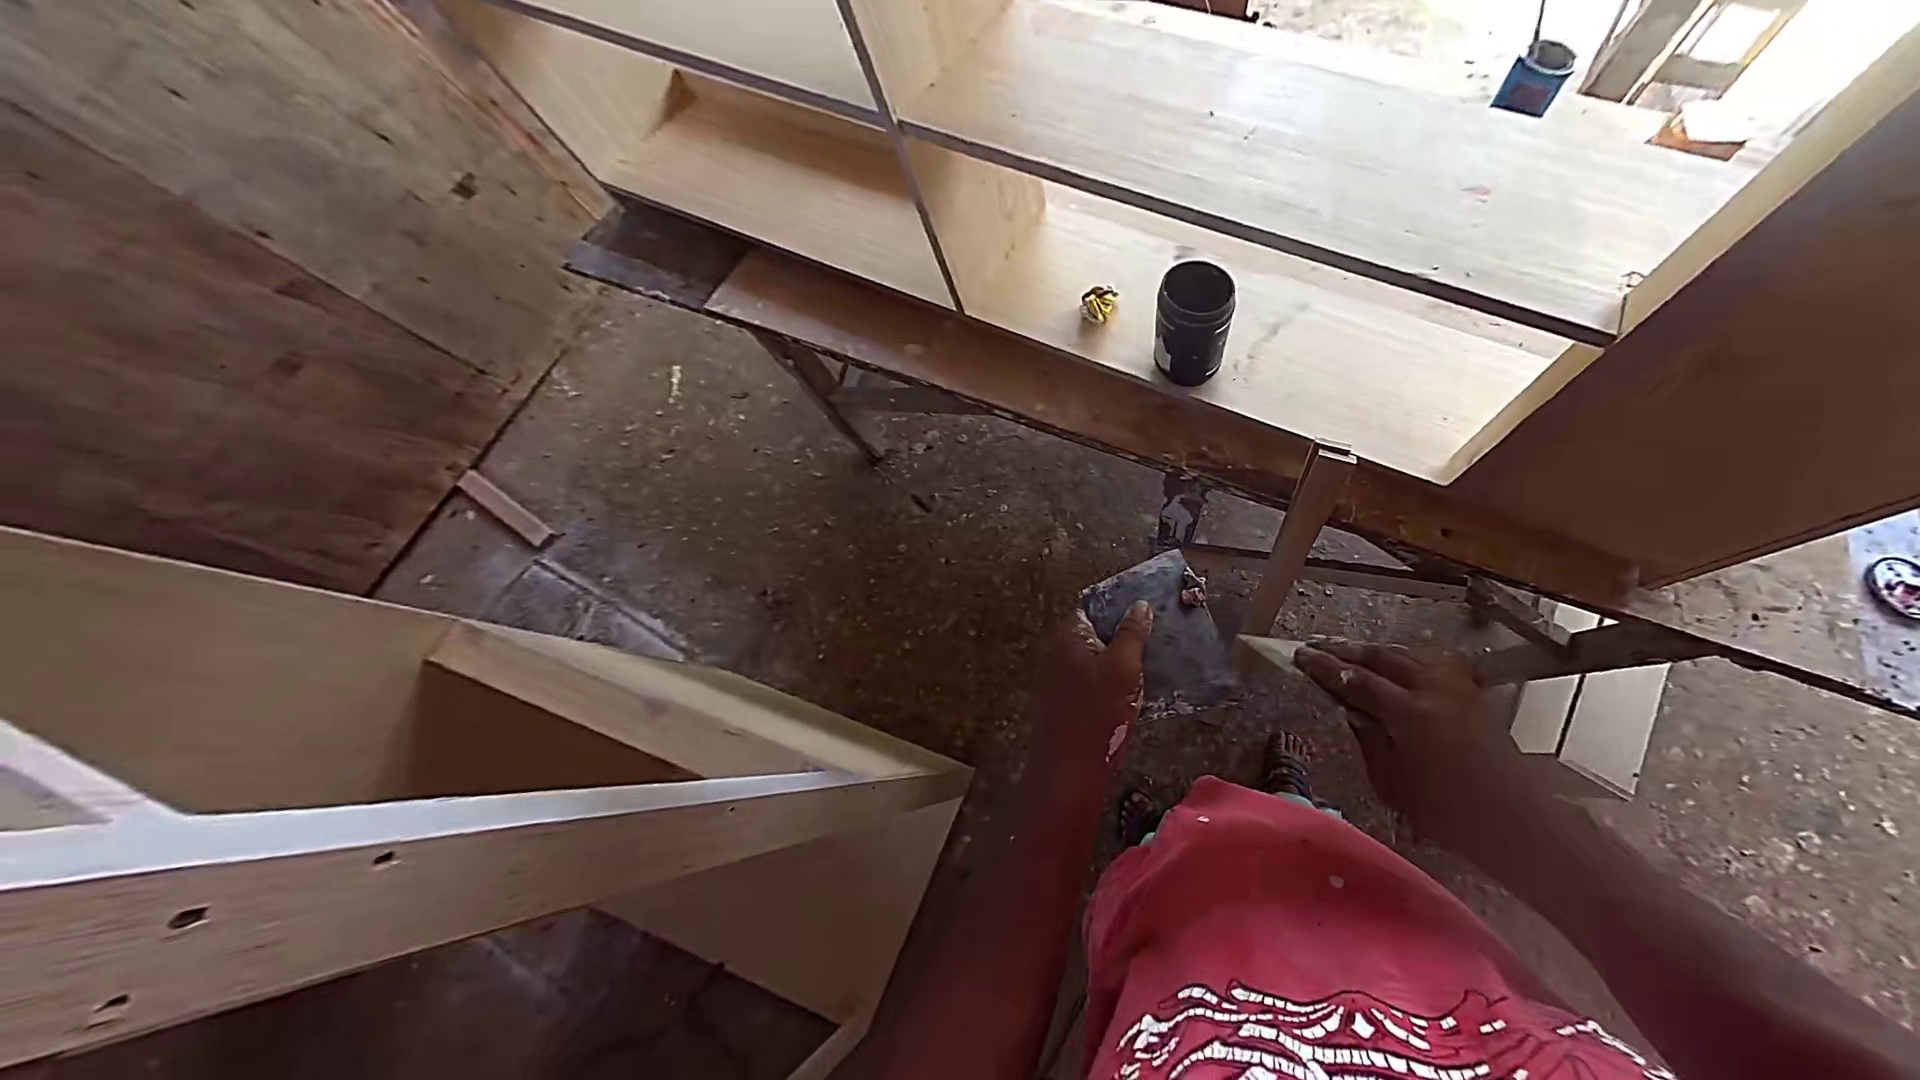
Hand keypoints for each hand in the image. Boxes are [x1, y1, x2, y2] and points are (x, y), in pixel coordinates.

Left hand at [1033, 601, 1152, 768]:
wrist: (1069, 766)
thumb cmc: (1096, 711)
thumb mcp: (1123, 668)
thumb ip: (1131, 634)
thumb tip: (1140, 605)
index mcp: (1067, 638)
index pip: (1093, 611)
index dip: (1119, 609)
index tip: (1148, 610)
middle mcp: (1058, 653)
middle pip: (1095, 636)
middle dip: (1124, 636)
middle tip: (1158, 637)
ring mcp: (1060, 679)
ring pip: (1096, 661)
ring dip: (1121, 662)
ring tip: (1154, 662)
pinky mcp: (1066, 702)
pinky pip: (1093, 682)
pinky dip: (1112, 683)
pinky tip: (1136, 691)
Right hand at [1292, 641, 1541, 858]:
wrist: (1520, 826)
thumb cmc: (1450, 814)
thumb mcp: (1393, 784)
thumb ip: (1370, 741)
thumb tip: (1352, 712)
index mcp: (1410, 713)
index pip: (1357, 679)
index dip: (1325, 667)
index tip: (1301, 656)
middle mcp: (1435, 691)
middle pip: (1383, 657)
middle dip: (1346, 650)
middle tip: (1318, 646)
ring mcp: (1459, 690)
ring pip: (1410, 653)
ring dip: (1376, 649)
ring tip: (1351, 649)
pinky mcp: (1474, 696)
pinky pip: (1434, 661)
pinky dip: (1408, 656)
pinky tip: (1399, 660)